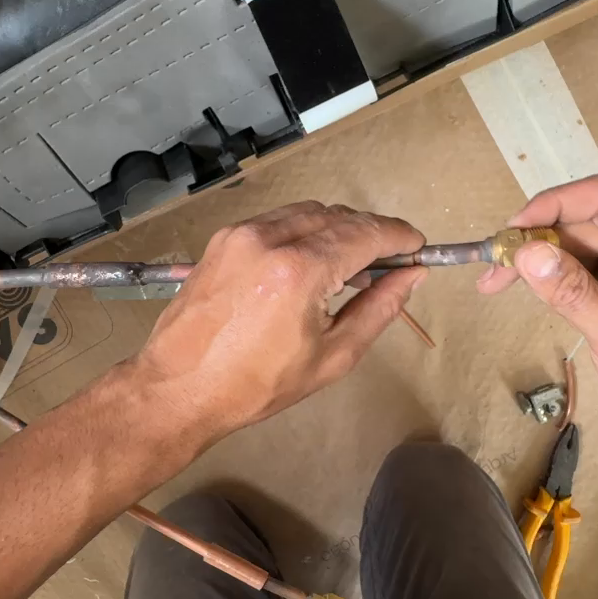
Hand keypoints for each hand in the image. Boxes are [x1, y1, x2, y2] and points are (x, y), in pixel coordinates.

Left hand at [125, 202, 425, 445]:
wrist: (179, 386)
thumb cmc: (258, 384)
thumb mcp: (331, 356)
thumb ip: (378, 310)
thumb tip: (411, 276)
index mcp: (299, 271)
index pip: (365, 234)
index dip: (399, 236)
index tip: (418, 246)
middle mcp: (270, 238)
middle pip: (339, 216)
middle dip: (372, 232)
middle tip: (390, 261)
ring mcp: (242, 233)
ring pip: (309, 212)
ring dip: (339, 228)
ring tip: (352, 262)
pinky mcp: (224, 238)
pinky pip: (279, 220)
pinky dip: (305, 230)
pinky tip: (311, 259)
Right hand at [477, 177, 597, 431]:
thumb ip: (573, 293)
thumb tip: (526, 254)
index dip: (554, 205)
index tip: (512, 229)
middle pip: (583, 218)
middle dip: (535, 237)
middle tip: (493, 264)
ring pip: (576, 238)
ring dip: (535, 256)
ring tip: (495, 280)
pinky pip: (579, 259)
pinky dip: (549, 271)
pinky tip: (519, 284)